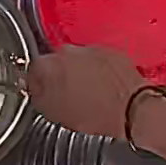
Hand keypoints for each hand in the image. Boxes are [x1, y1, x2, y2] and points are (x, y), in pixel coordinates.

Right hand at [26, 45, 148, 139]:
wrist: (133, 110)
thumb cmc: (94, 115)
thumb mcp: (54, 113)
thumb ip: (38, 97)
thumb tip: (35, 90)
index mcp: (47, 65)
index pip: (32, 70)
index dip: (36, 84)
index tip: (41, 94)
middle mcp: (67, 51)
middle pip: (55, 62)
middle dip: (58, 76)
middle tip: (64, 96)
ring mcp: (90, 49)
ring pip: (77, 60)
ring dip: (78, 72)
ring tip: (87, 94)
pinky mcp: (111, 52)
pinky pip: (97, 60)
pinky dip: (98, 71)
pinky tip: (103, 88)